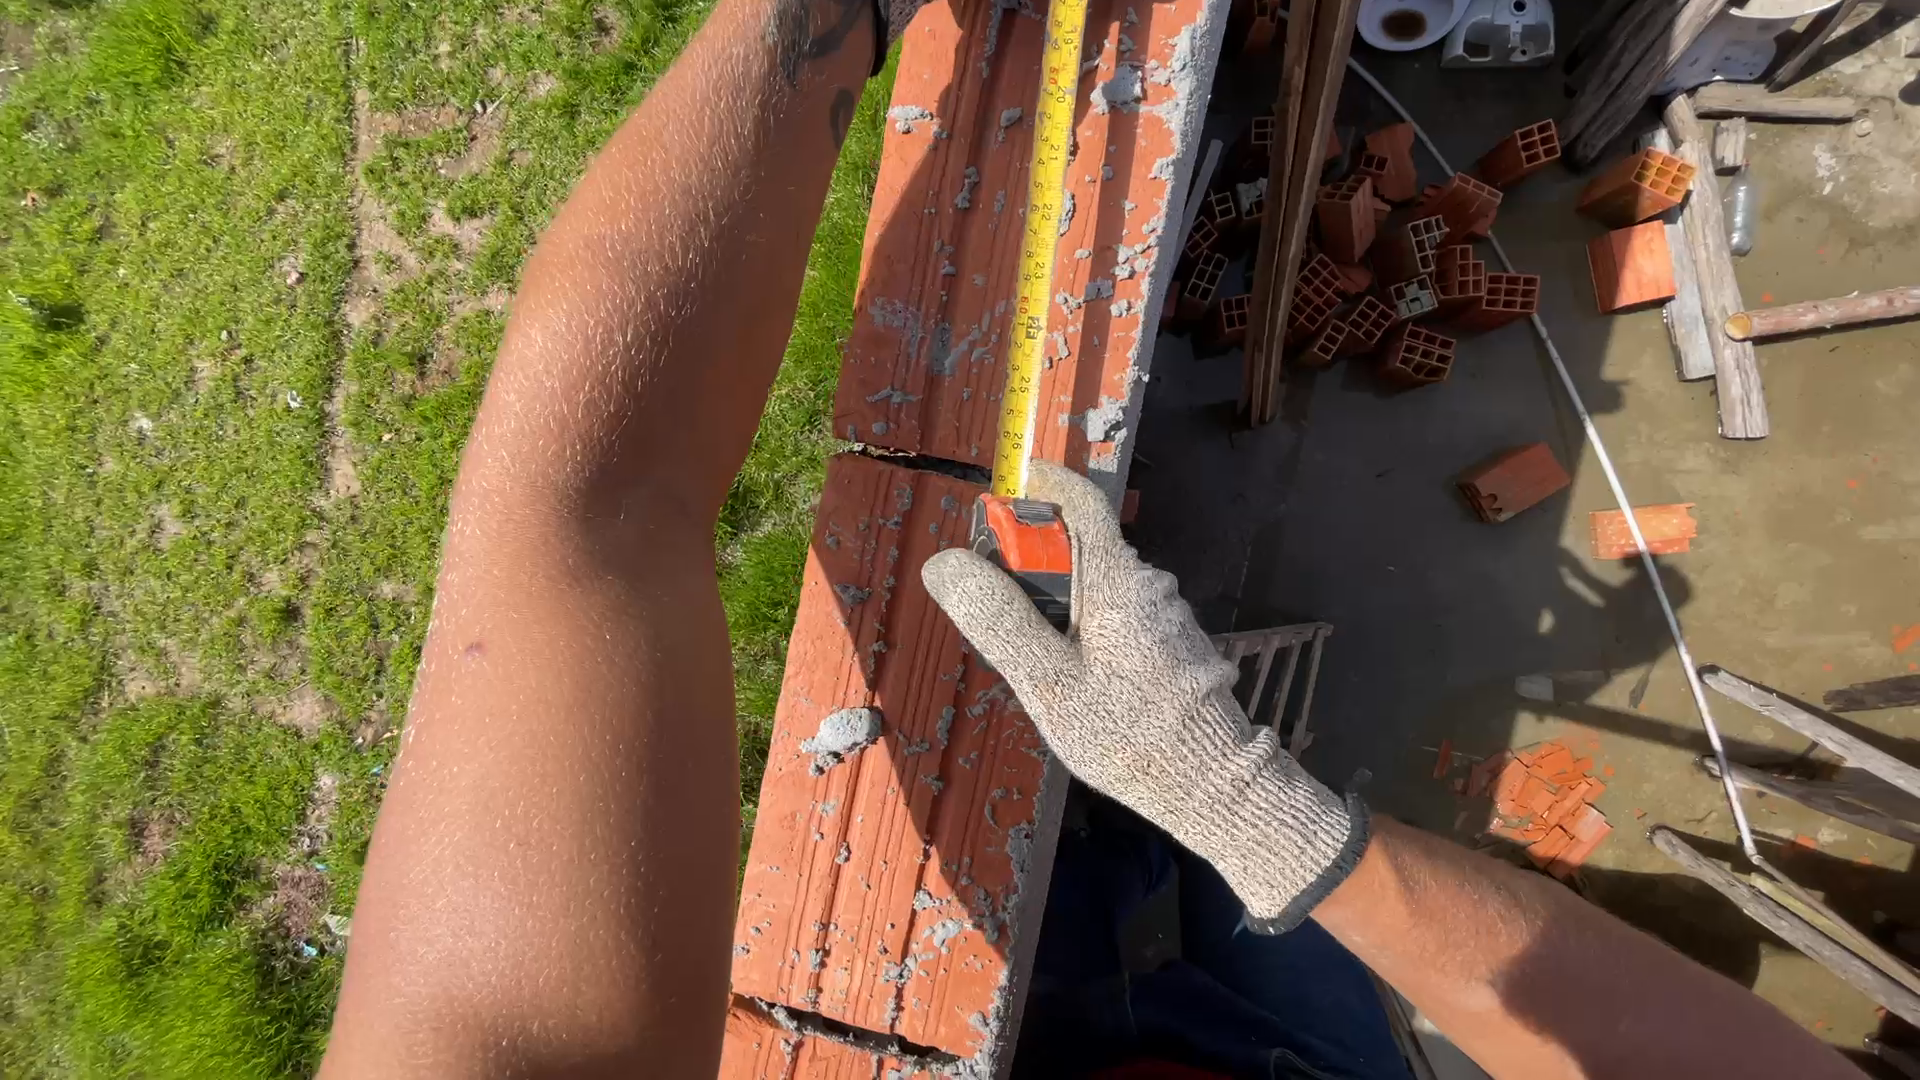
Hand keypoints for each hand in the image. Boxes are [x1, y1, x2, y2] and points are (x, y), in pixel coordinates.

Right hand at [922, 463, 1369, 930]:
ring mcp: (1166, 612)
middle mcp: (1148, 583)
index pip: (1082, 500)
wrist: (1214, 788)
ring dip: (1059, 598)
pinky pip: (1117, 610)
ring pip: (1098, 581)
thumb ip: (1000, 619)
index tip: (1007, 491)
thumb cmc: (1128, 735)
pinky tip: (1078, 675)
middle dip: (1035, 561)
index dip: (1043, 484)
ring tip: (1037, 657)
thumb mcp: (1049, 684)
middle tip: (1001, 609)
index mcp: (1118, 580)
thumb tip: (946, 563)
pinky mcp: (1173, 640)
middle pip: (1082, 544)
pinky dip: (1086, 621)